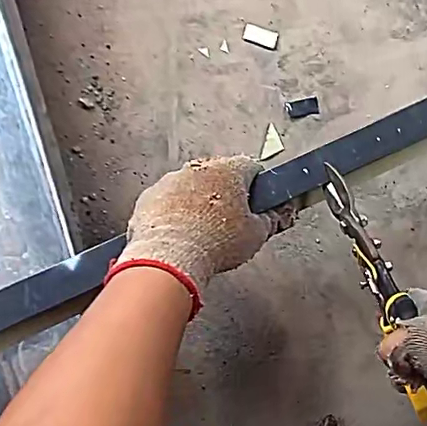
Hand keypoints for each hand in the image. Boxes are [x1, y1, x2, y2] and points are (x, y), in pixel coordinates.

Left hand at [115, 156, 292, 306]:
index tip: (258, 201)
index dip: (258, 186)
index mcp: (229, 170)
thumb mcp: (256, 235)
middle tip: (232, 221)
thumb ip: (269, 220)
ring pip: (191, 188)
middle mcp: (199, 169)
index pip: (251, 167)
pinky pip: (168, 203)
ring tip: (205, 233)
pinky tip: (182, 236)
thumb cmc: (215, 244)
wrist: (171, 258)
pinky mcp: (150, 198)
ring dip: (198, 203)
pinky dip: (174, 214)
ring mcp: (171, 181)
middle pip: (219, 176)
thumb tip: (275, 216)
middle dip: (226, 194)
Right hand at [379, 289, 426, 425]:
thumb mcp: (415, 339)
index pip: (401, 303)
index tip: (385, 335)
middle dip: (400, 359)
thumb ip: (392, 342)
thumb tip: (387, 351)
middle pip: (406, 341)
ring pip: (419, 366)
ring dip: (415, 379)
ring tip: (423, 384)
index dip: (389, 318)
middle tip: (404, 367)